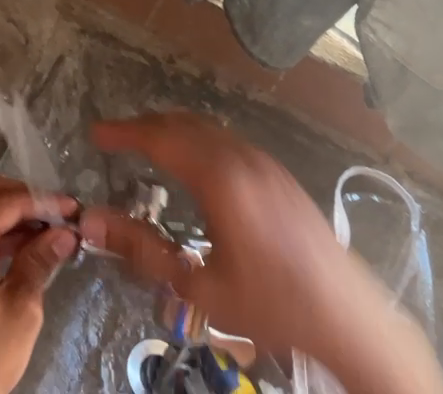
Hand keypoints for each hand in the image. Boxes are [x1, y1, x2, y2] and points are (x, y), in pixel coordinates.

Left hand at [0, 174, 78, 393]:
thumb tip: (64, 234)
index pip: (7, 202)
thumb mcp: (20, 309)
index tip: (73, 209)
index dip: (43, 201)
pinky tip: (26, 244)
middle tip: (58, 213)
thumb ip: (39, 262)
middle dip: (24, 196)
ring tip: (49, 228)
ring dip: (11, 212)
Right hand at [79, 113, 442, 393]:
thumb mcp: (199, 287)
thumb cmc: (272, 305)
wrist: (350, 318)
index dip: (124, 132)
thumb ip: (143, 250)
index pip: (161, 138)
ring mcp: (266, 164)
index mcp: (221, 179)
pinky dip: (198, 140)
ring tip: (146, 147)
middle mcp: (243, 159)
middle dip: (145, 126)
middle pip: (184, 125)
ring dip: (173, 131)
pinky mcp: (280, 176)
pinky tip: (193, 165)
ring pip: (209, 130)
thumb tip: (92, 223)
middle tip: (115, 139)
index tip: (96, 133)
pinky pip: (228, 141)